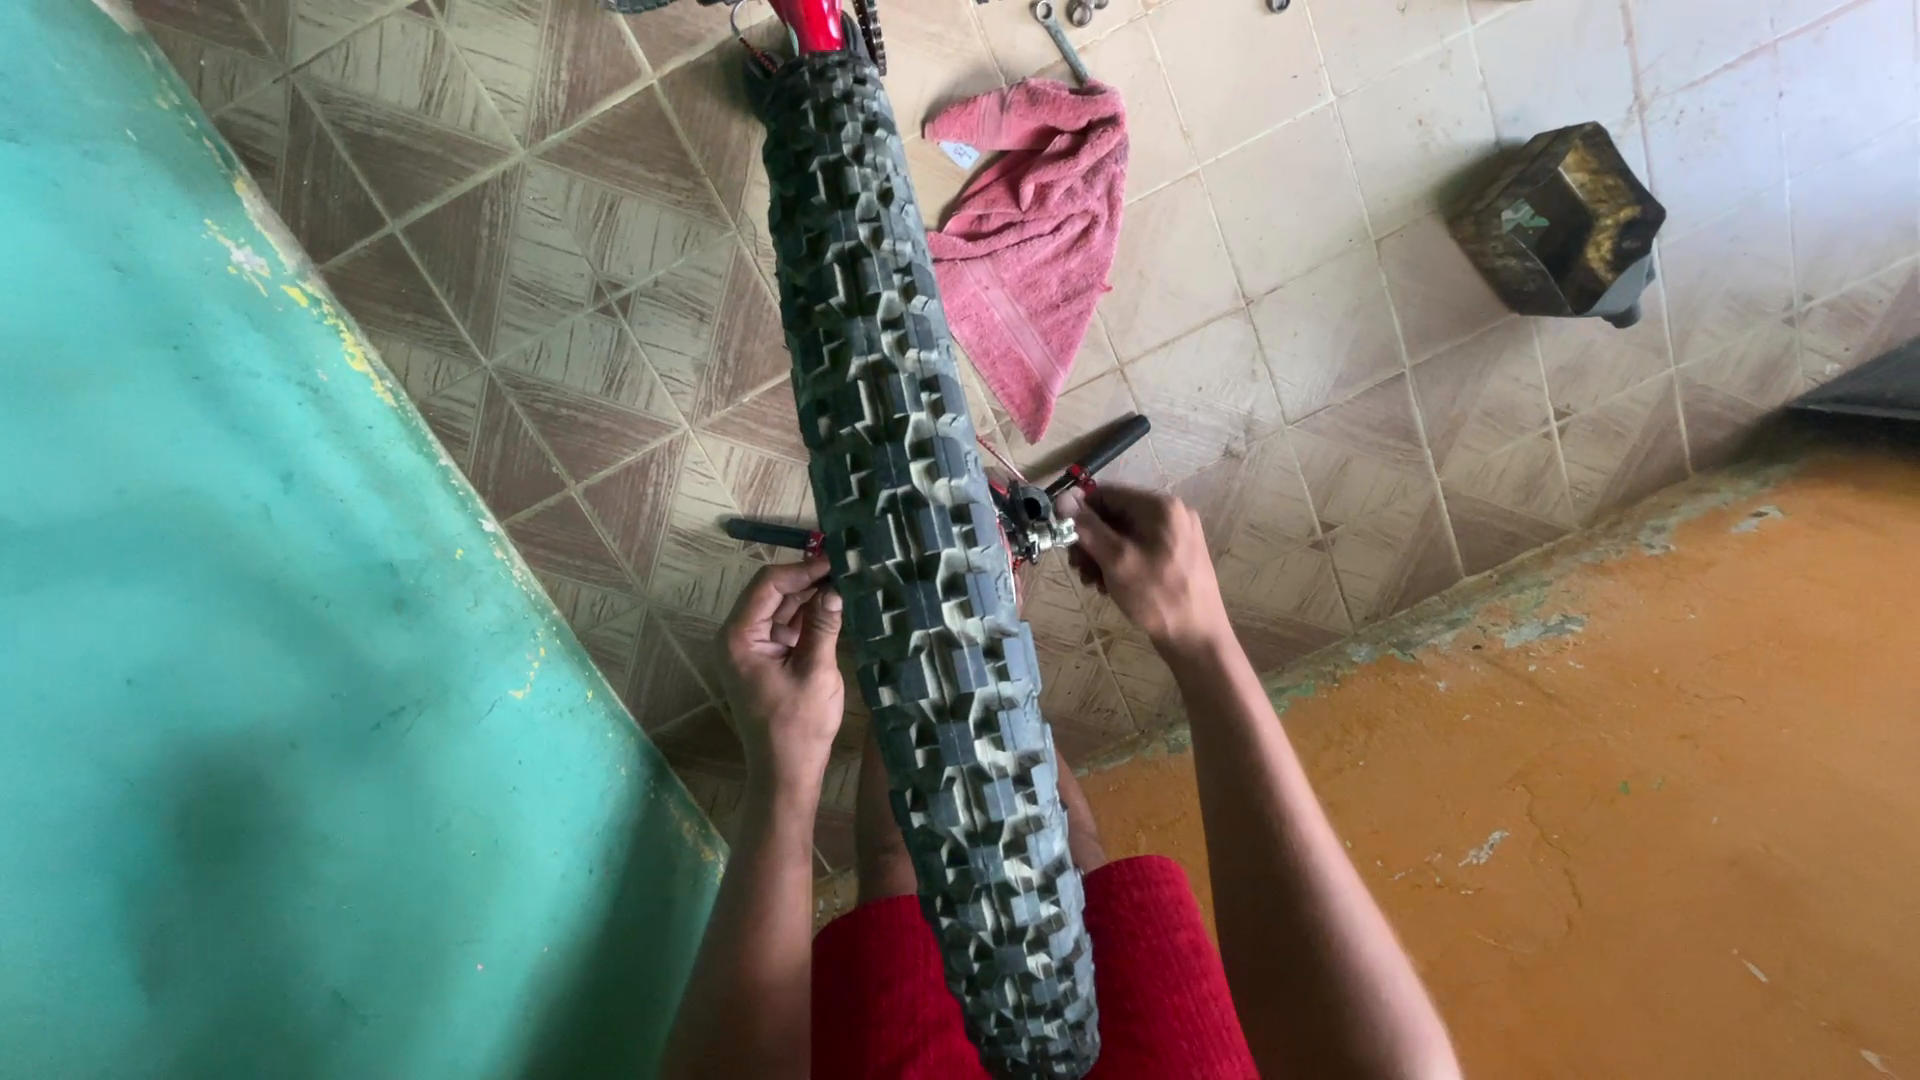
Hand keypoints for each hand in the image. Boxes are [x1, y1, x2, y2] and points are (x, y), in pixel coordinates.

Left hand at [716, 558, 845, 788]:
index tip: (835, 561)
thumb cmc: (797, 726)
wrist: (787, 772)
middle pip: (773, 592)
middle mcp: (739, 636)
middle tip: (846, 566)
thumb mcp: (816, 672)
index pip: (768, 584)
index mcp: (739, 637)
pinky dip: (810, 615)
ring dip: (811, 594)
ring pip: (782, 606)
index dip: (802, 569)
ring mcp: (753, 647)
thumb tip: (836, 589)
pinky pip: (788, 625)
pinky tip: (837, 604)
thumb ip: (824, 626)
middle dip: (808, 578)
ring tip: (847, 579)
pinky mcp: (768, 657)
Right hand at [1059, 486, 1230, 655]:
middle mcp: (1171, 513)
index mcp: (1160, 506)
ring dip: (1101, 554)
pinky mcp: (1176, 555)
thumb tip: (1062, 498)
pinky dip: (1119, 562)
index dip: (1079, 513)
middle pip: (1115, 514)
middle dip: (1091, 539)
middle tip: (1077, 567)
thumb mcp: (1116, 560)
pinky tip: (1108, 585)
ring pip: (1124, 534)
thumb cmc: (1156, 596)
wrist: (1197, 637)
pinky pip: (1138, 548)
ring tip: (1091, 581)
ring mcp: (1176, 535)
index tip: (1063, 539)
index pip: (1106, 493)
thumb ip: (1087, 527)